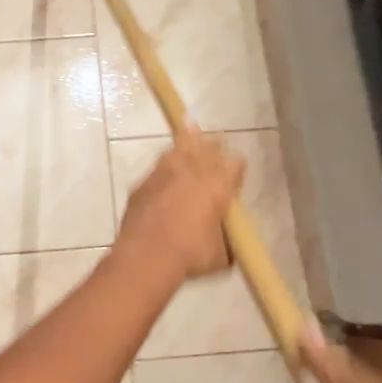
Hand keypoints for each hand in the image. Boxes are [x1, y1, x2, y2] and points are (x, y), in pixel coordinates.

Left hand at [115, 128, 242, 280]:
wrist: (147, 254)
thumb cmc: (190, 255)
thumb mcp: (221, 254)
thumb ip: (226, 241)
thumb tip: (227, 244)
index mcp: (218, 187)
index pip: (234, 166)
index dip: (236, 167)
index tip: (237, 166)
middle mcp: (194, 173)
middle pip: (207, 150)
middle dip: (213, 145)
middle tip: (217, 137)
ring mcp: (166, 174)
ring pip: (180, 149)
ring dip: (187, 139)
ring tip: (190, 126)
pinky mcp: (144, 183)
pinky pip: (158, 166)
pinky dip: (164, 162)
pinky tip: (165, 161)